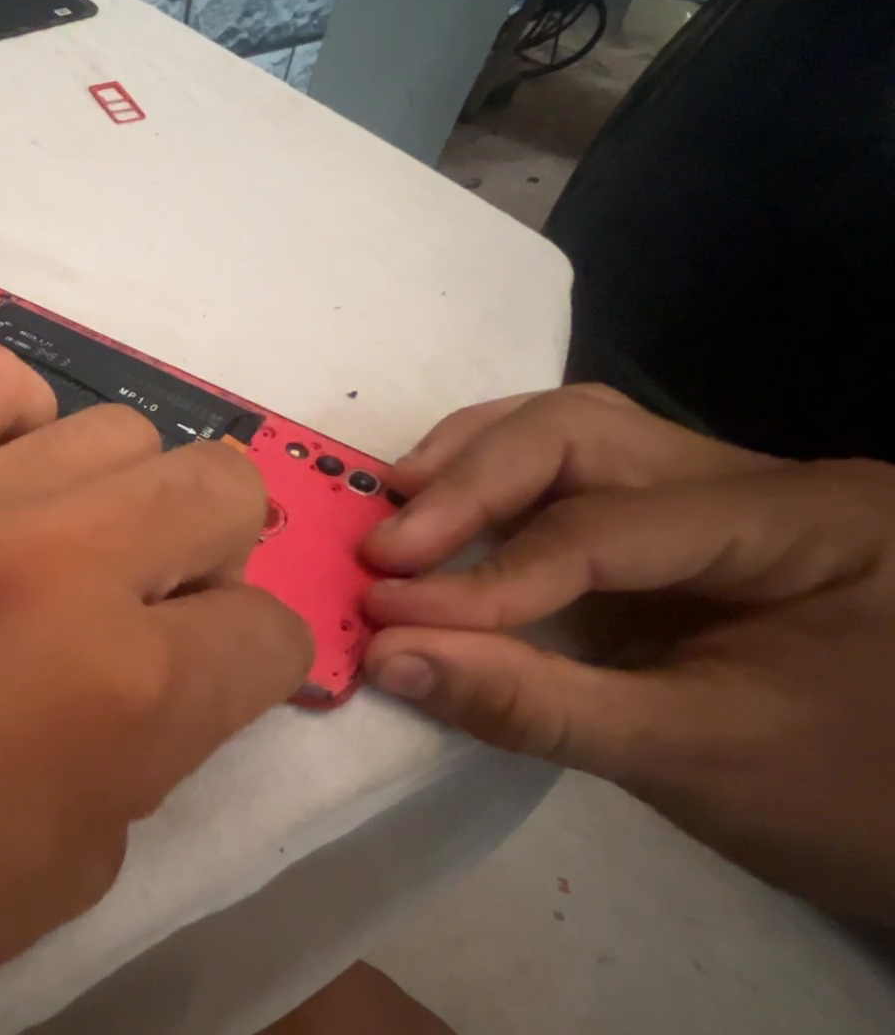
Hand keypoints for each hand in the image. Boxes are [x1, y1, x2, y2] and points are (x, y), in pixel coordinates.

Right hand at [359, 384, 894, 924]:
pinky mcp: (667, 526)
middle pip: (578, 431)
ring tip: (398, 514)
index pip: (603, 527)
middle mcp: (759, 479)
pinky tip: (442, 519)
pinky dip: (487, 488)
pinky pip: (563, 476)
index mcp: (809, 523)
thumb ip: (530, 705)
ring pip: (566, 432)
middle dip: (469, 484)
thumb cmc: (850, 800)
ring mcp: (711, 493)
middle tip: (388, 546)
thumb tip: (384, 658)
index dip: (486, 577)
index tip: (389, 615)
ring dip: (468, 467)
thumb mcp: (690, 759)